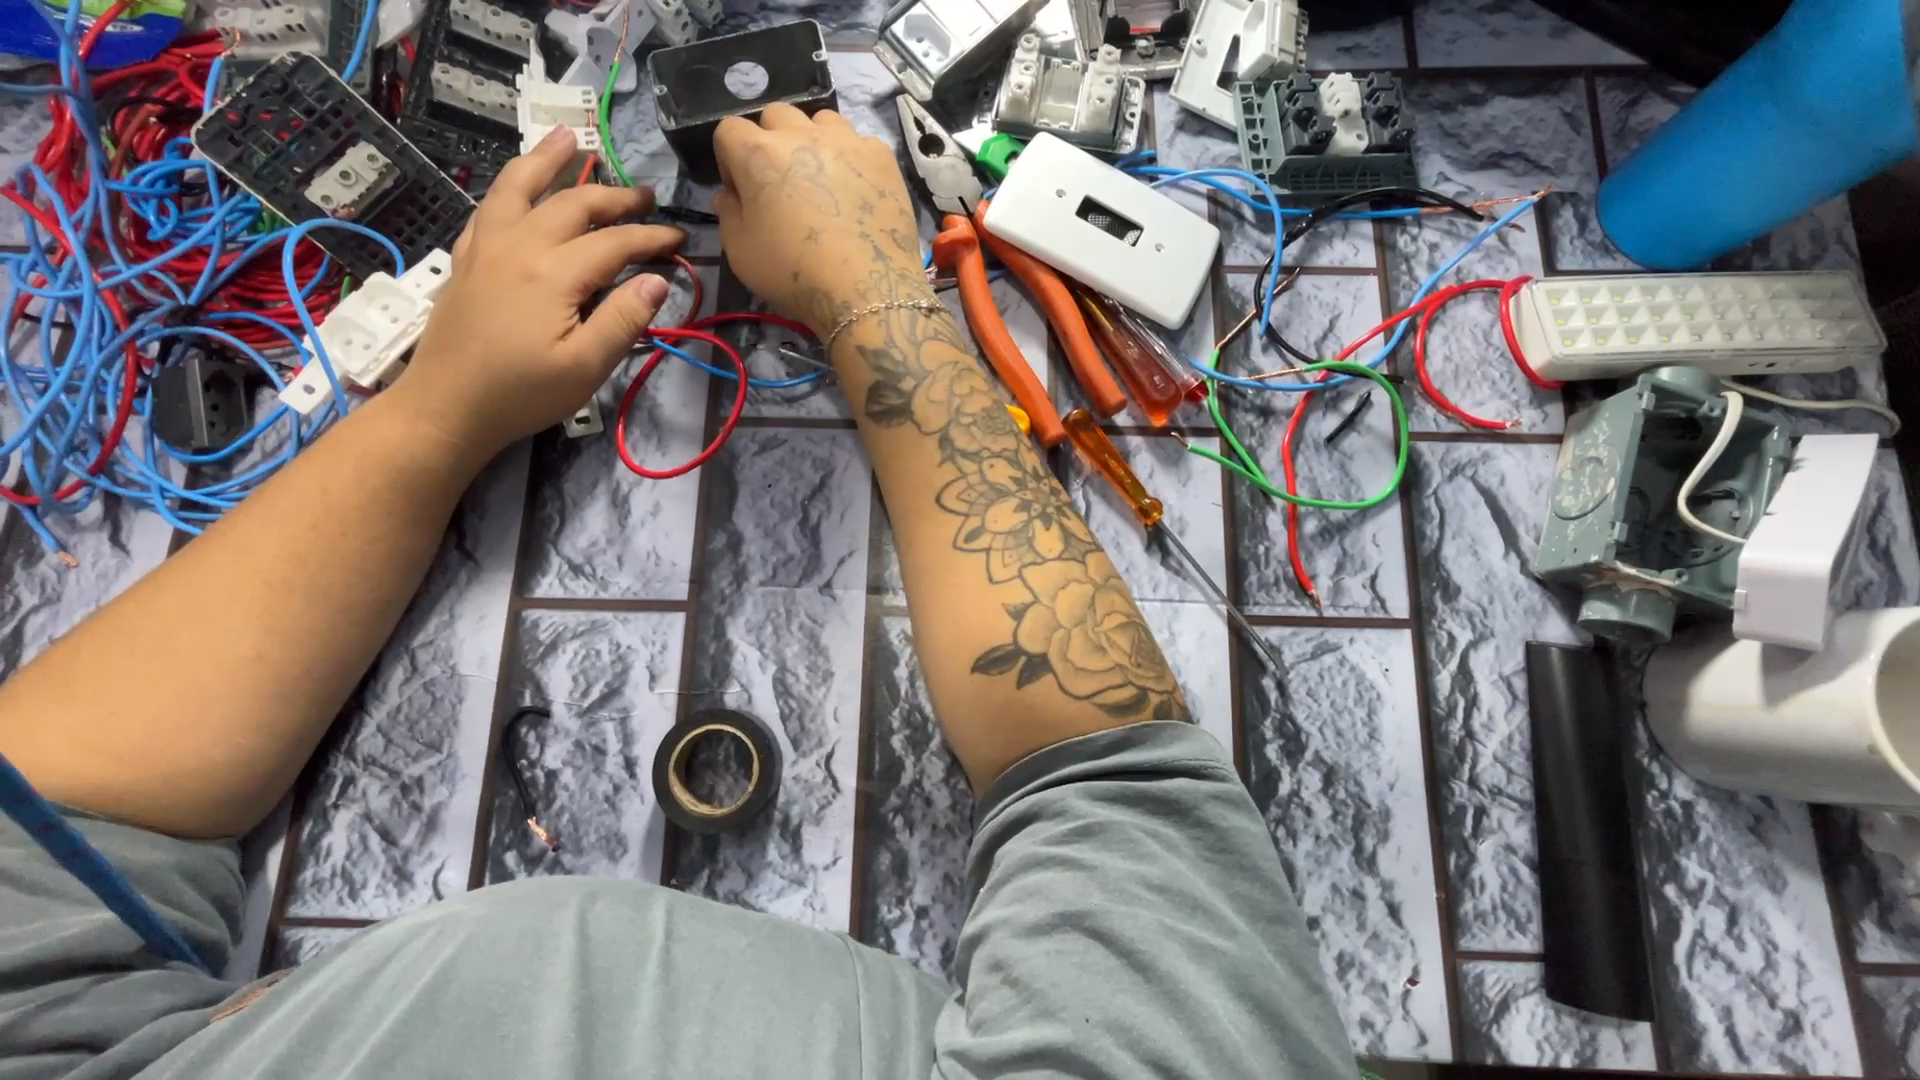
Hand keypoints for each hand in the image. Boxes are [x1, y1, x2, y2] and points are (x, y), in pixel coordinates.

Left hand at [395, 128, 683, 456]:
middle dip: (616, 197)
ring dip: (549, 161)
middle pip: (574, 205)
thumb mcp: (585, 367)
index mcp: (553, 274)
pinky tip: (521, 184)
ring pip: (520, 188)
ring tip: (570, 137)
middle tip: (648, 195)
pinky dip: (511, 185)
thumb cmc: (522, 394)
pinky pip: (490, 206)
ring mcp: (486, 247)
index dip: (652, 237)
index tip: (681, 237)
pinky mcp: (467, 259)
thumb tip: (658, 279)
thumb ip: (623, 320)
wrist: (446, 406)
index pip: (615, 243)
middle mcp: (519, 246)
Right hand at [712, 104, 929, 336]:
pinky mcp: (881, 158)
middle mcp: (802, 135)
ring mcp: (846, 142)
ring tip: (822, 180)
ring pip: (821, 121)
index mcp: (759, 154)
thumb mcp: (742, 254)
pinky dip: (852, 159)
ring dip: (813, 141)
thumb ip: (728, 215)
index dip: (730, 160)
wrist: (867, 290)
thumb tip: (729, 195)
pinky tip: (856, 191)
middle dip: (771, 142)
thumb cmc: (795, 275)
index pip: (730, 131)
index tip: (741, 191)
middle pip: (777, 117)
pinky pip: (860, 143)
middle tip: (782, 184)